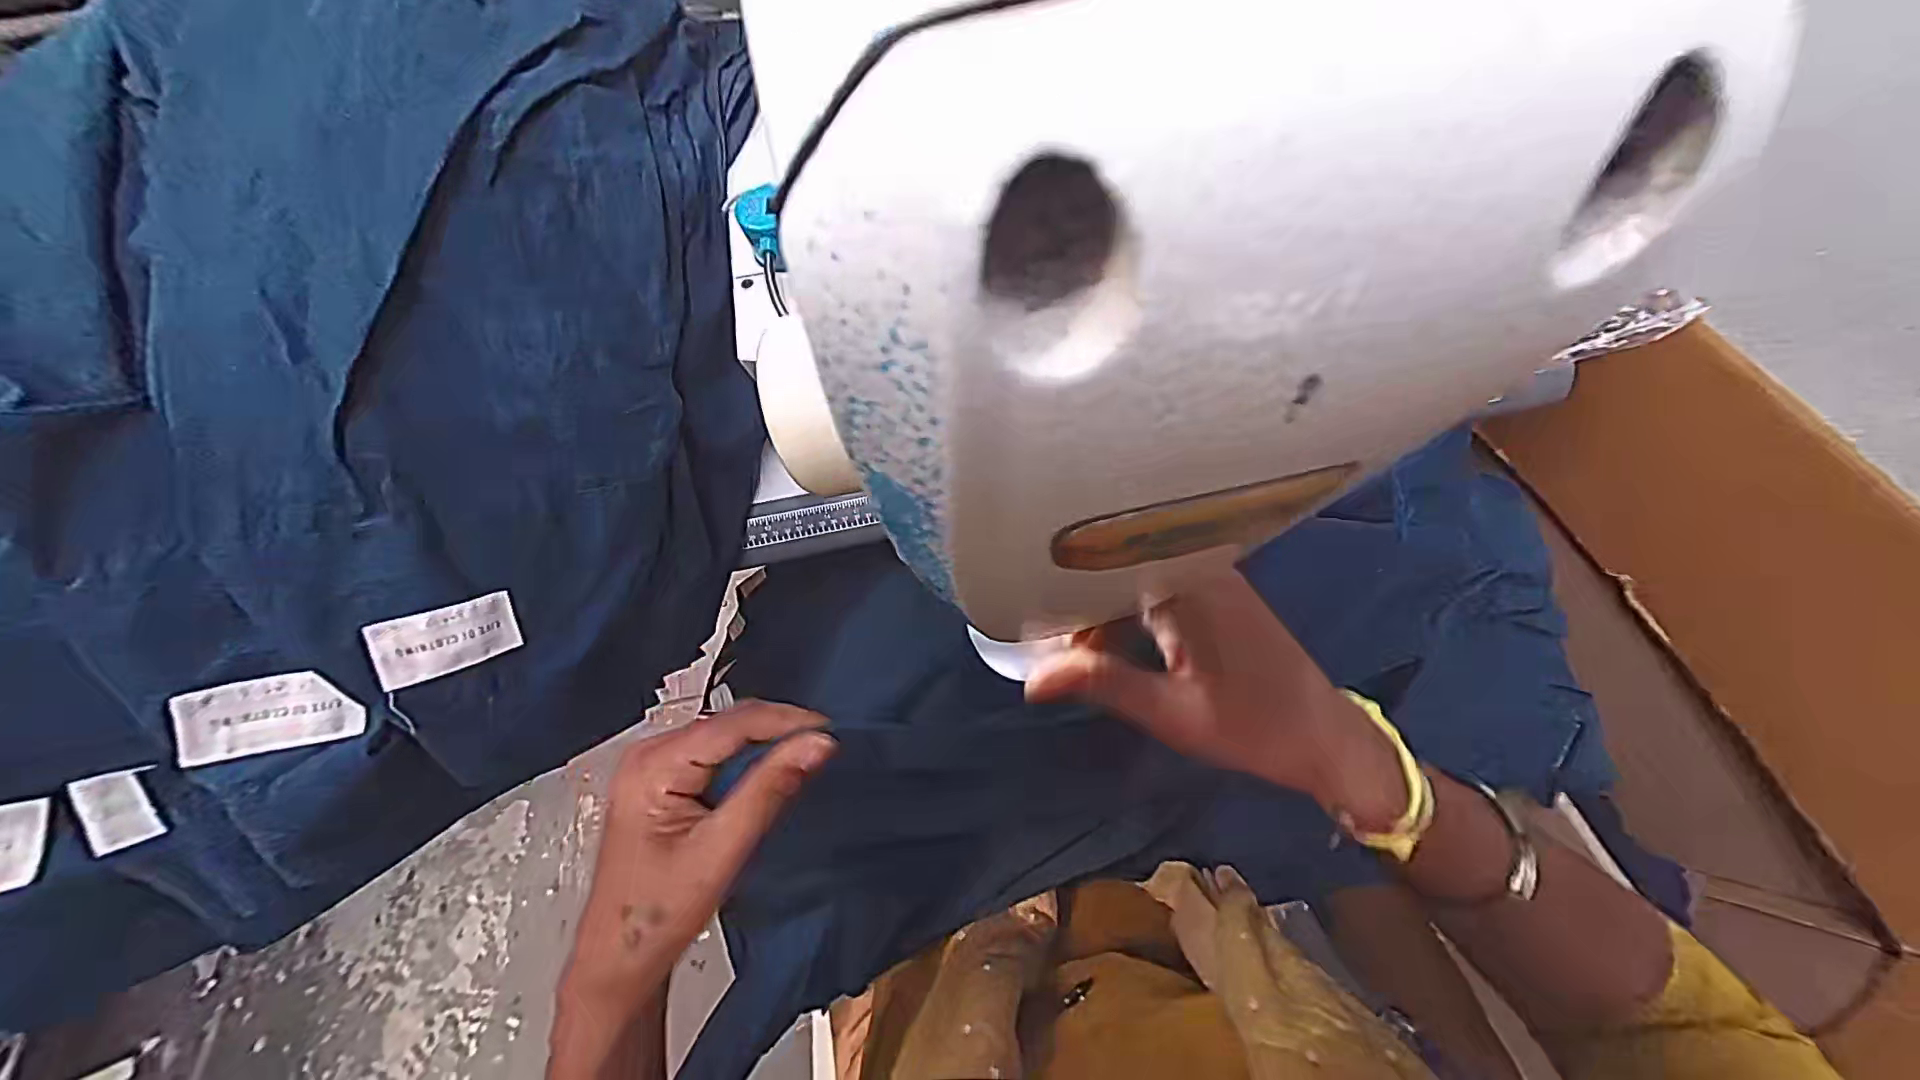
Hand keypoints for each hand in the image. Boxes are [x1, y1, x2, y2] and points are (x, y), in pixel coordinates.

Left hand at [558, 702, 836, 1011]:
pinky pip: (719, 752)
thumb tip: (814, 745)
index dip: (786, 721)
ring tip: (804, 757)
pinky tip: (772, 773)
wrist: (620, 962)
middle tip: (821, 745)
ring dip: (768, 743)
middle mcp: (648, 756)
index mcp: (652, 767)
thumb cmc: (654, 918)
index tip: (826, 731)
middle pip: (730, 721)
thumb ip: (770, 789)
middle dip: (779, 729)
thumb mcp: (722, 850)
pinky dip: (751, 758)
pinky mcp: (666, 779)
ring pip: (727, 734)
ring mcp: (654, 766)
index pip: (733, 723)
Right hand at [1024, 571, 1406, 831]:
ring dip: (1101, 610)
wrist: (1329, 739)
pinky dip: (1127, 613)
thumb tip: (1035, 680)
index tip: (1035, 625)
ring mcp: (1211, 578)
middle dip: (1079, 604)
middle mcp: (1200, 569)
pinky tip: (1112, 644)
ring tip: (1075, 649)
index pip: (1105, 566)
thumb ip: (1102, 684)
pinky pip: (1154, 587)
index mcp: (1189, 586)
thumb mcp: (1171, 713)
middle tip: (1050, 644)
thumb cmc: (1255, 727)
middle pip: (1117, 568)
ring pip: (1133, 578)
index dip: (1063, 593)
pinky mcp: (1217, 593)